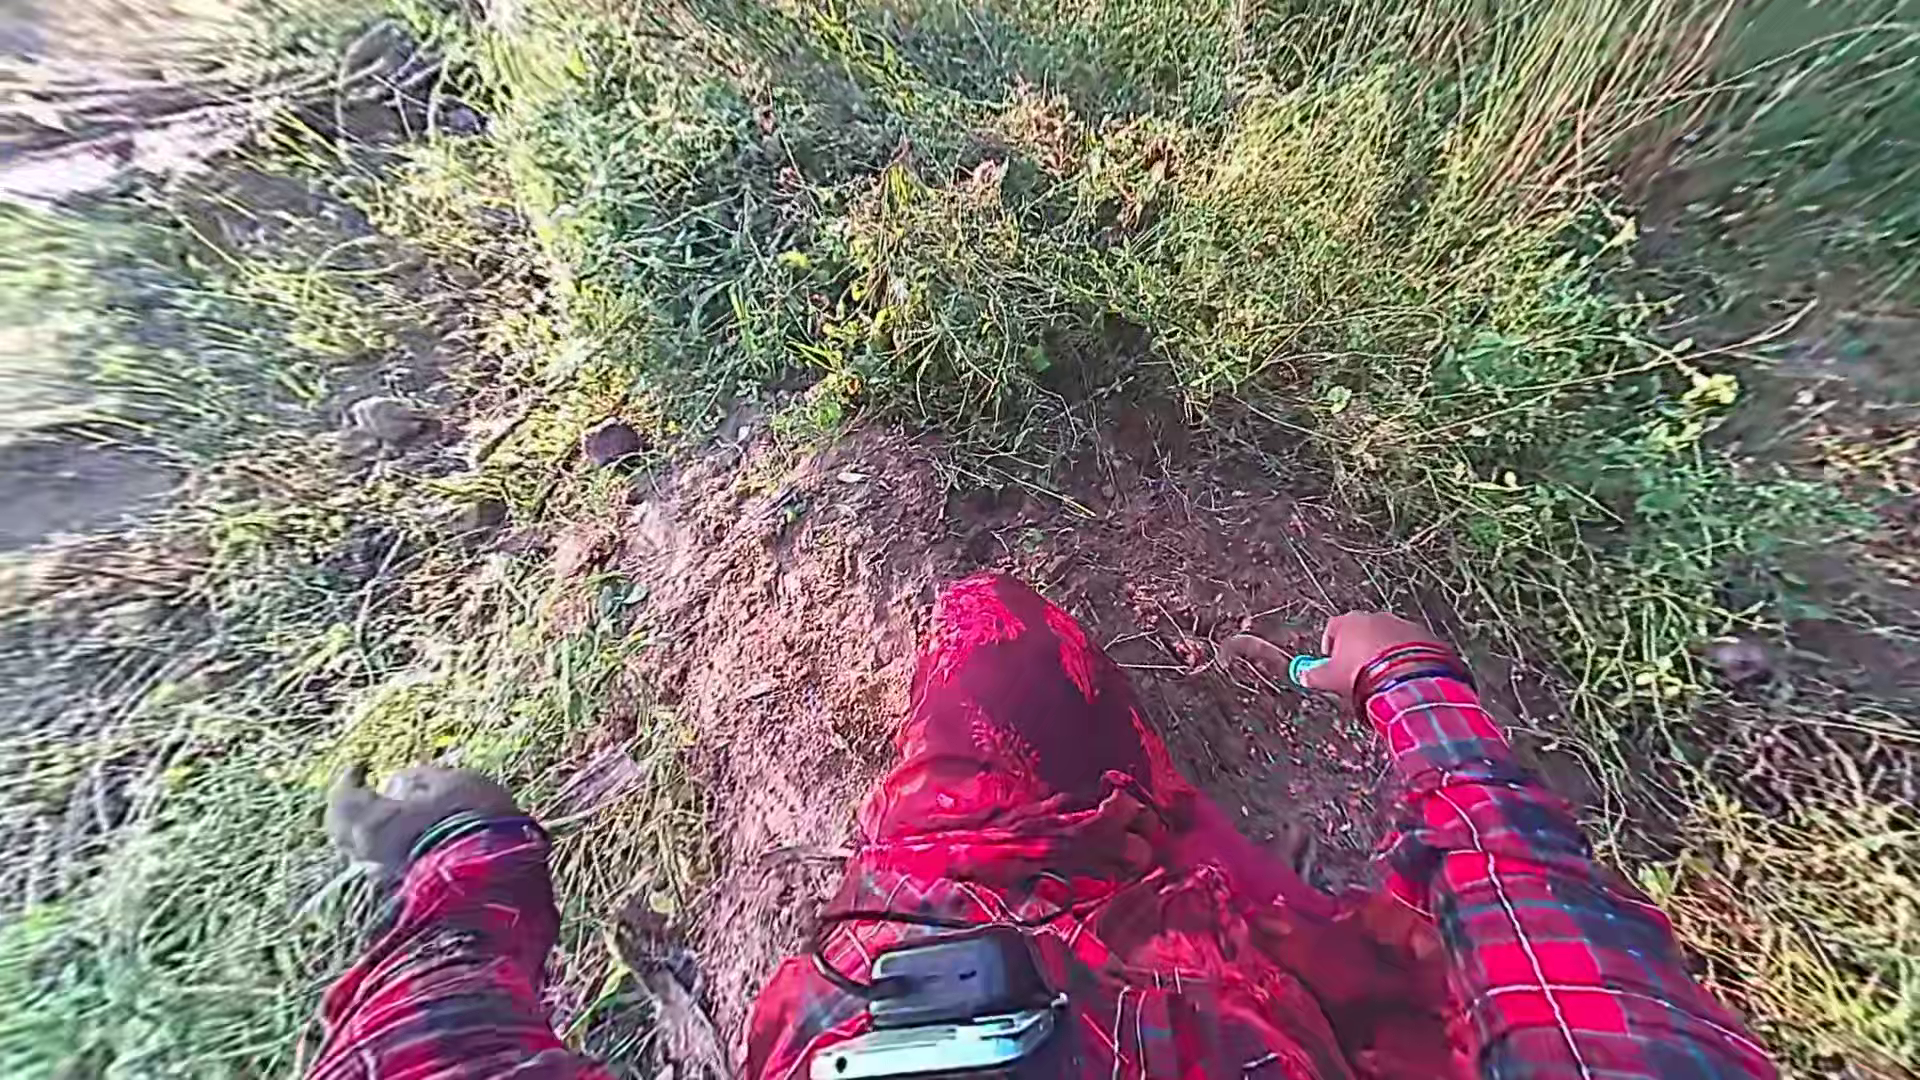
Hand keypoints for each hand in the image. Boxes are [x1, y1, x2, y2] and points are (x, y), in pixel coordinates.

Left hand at [326, 764, 521, 873]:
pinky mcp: (397, 883)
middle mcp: (367, 849)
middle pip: (343, 827)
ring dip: (365, 827)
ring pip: (357, 846)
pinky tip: (399, 835)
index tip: (360, 766)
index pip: (345, 797)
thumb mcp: (453, 782)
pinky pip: (375, 858)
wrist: (491, 862)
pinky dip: (379, 842)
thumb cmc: (472, 815)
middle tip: (365, 790)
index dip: (349, 780)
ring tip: (385, 812)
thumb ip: (421, 778)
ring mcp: (380, 870)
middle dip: (352, 806)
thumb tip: (396, 781)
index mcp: (375, 820)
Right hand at [1298, 611, 1456, 706]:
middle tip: (1358, 672)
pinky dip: (1409, 660)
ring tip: (1384, 678)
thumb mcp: (1329, 678)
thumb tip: (1303, 675)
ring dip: (1386, 654)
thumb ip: (1313, 675)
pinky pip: (1415, 649)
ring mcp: (1406, 627)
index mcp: (1350, 622)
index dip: (1331, 646)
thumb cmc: (1363, 674)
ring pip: (1390, 639)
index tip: (1332, 663)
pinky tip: (1405, 678)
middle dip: (1360, 649)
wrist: (1410, 682)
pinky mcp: (1431, 640)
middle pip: (1364, 631)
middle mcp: (1377, 618)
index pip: (1333, 628)